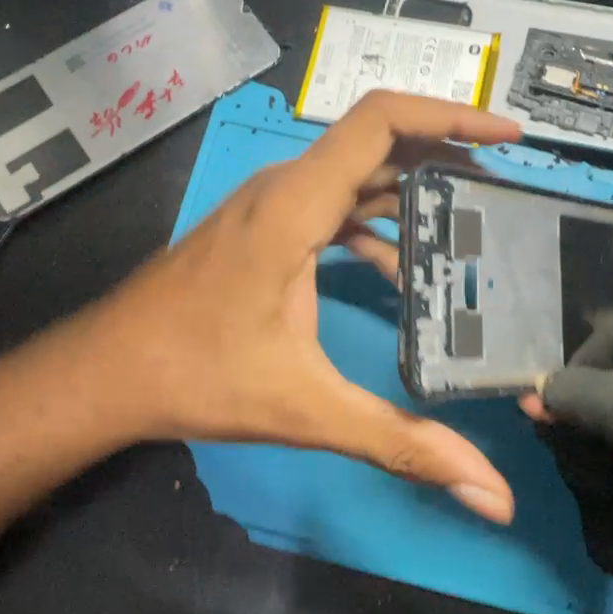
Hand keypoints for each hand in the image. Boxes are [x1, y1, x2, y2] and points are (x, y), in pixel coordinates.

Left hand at [21, 91, 521, 522]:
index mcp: (295, 204)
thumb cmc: (196, 375)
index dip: (450, 116)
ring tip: (468, 227)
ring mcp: (268, 204)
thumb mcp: (307, 408)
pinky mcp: (260, 228)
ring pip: (354, 174)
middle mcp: (283, 187)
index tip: (508, 136)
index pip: (381, 122)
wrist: (104, 372)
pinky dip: (373, 225)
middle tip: (504, 188)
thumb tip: (494, 497)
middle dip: (445, 155)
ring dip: (411, 193)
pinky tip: (397, 274)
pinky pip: (331, 205)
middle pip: (377, 141)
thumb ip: (402, 443)